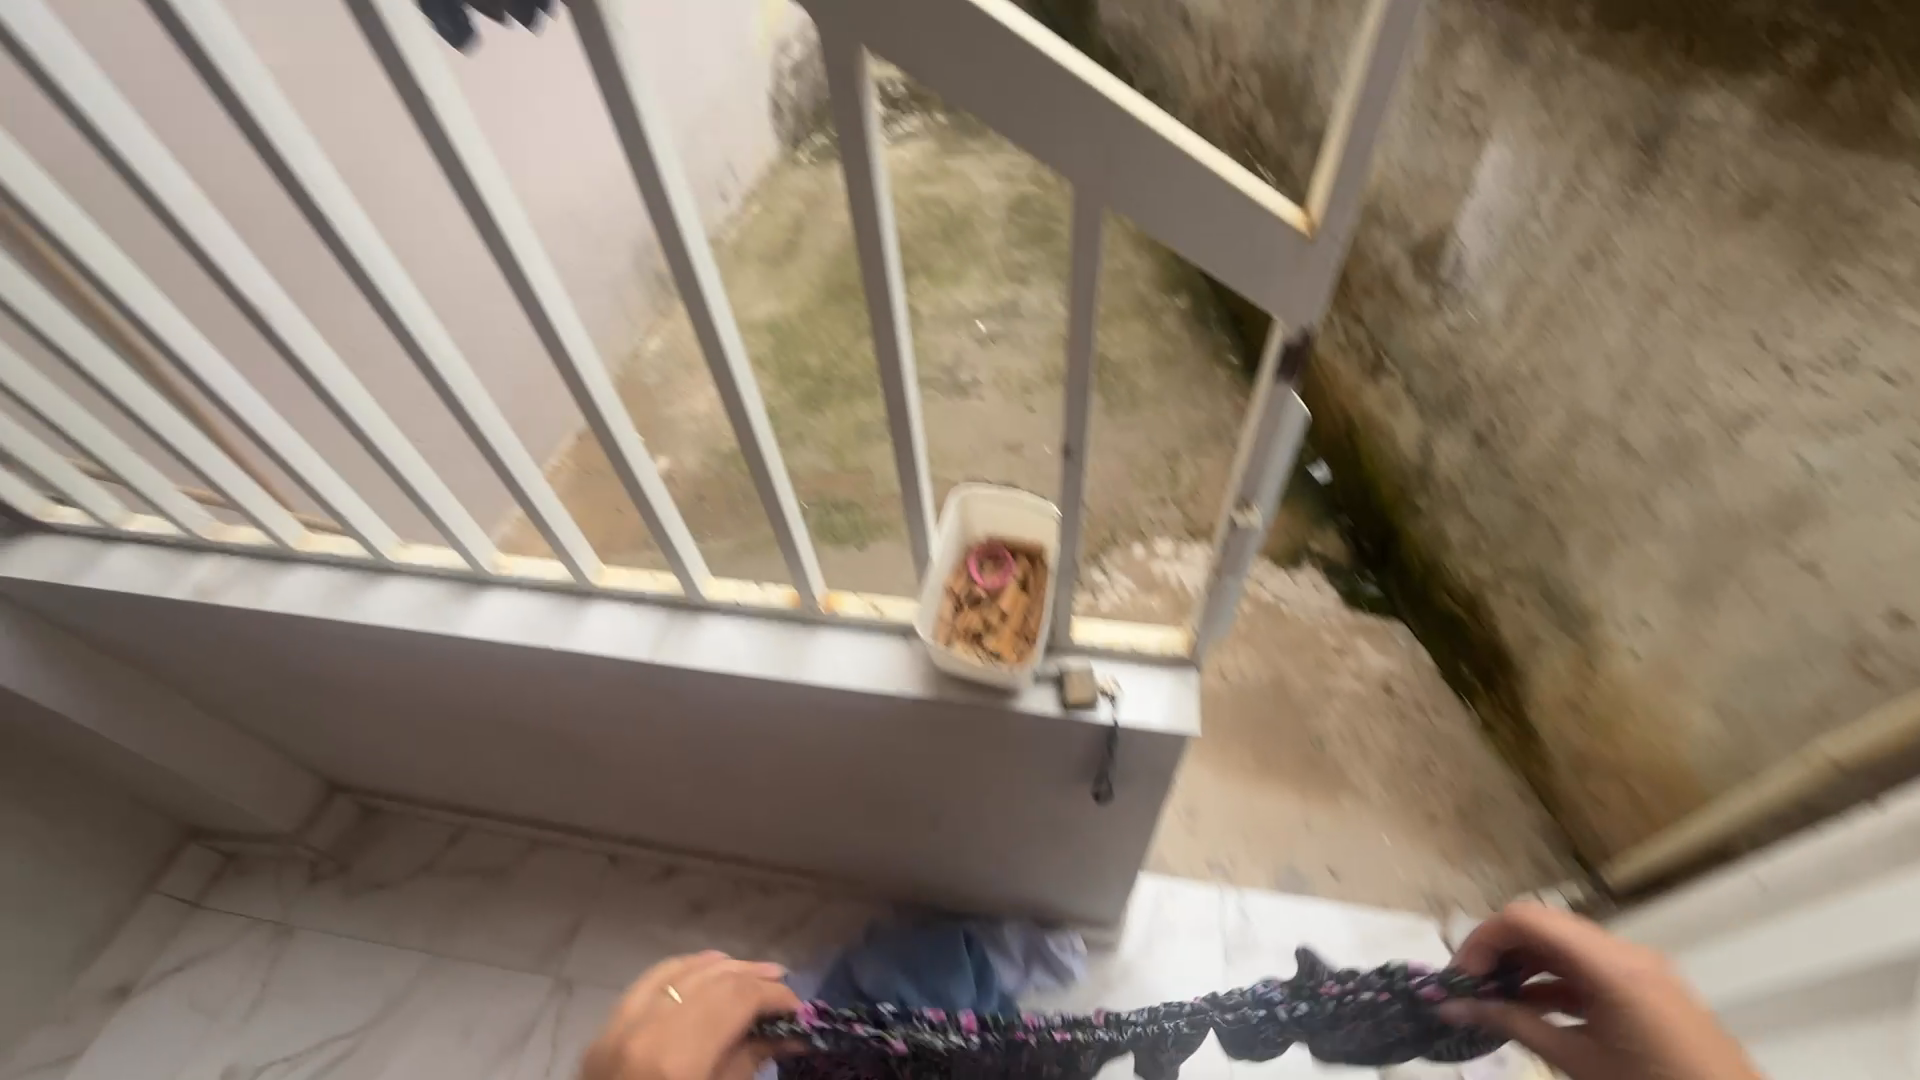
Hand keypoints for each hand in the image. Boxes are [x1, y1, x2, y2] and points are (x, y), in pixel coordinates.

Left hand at [582, 951, 800, 1079]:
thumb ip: (751, 1060)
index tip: (797, 1007)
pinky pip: (651, 982)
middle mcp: (646, 1030)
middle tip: (781, 985)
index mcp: (676, 1059)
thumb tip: (790, 1032)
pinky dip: (684, 970)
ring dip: (722, 968)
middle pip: (714, 979)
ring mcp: (618, 1028)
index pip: (737, 998)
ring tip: (751, 974)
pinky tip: (707, 970)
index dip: (774, 996)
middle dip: (753, 978)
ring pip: (682, 971)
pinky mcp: (603, 1034)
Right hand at [1437, 903, 1758, 1079]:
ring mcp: (1642, 967)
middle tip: (1474, 986)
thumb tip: (1450, 1008)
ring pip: (1562, 943)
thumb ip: (1511, 1024)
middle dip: (1499, 950)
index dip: (1482, 940)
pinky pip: (1588, 965)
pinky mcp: (1650, 987)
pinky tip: (1536, 1009)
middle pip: (1541, 925)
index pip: (1523, 919)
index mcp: (1608, 963)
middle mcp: (1624, 952)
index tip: (1463, 977)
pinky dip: (1554, 978)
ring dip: (1524, 963)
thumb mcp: (1577, 1061)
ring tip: (1499, 999)